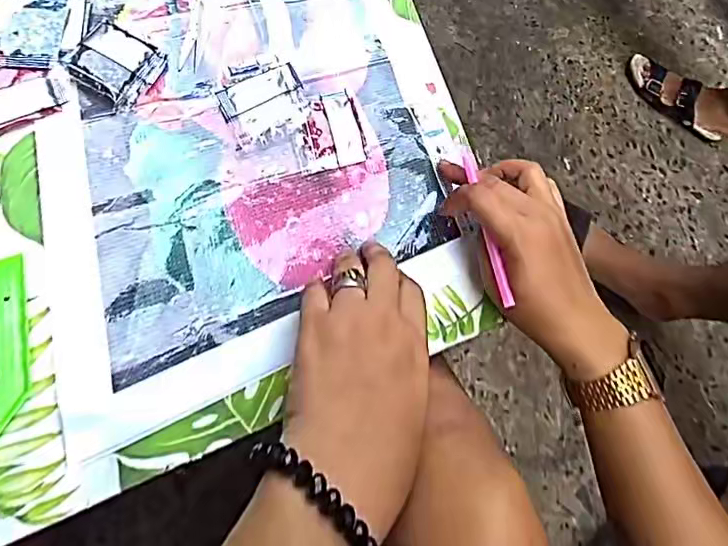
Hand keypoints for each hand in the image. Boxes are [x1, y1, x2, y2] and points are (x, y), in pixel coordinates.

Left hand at [281, 242, 429, 538]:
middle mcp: (384, 321)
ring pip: (347, 268)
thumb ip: (408, 361)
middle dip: (374, 256)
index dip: (400, 279)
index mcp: (414, 343)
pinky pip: (314, 289)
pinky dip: (316, 288)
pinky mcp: (313, 326)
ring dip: (344, 266)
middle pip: (383, 266)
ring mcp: (347, 319)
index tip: (392, 279)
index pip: (412, 290)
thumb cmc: (385, 457)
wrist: (340, 472)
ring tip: (339, 268)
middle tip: (367, 254)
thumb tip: (398, 346)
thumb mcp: (414, 401)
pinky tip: (315, 294)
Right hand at [440, 159, 628, 381]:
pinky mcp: (562, 216)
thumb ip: (481, 246)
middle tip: (453, 188)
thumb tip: (476, 226)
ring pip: (521, 170)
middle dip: (468, 182)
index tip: (447, 210)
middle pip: (494, 180)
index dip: (456, 198)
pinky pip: (542, 181)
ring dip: (497, 173)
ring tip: (483, 183)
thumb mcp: (494, 283)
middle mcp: (537, 214)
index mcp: (518, 231)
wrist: (579, 323)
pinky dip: (522, 178)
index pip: (478, 194)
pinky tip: (511, 192)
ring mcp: (553, 212)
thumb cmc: (536, 312)